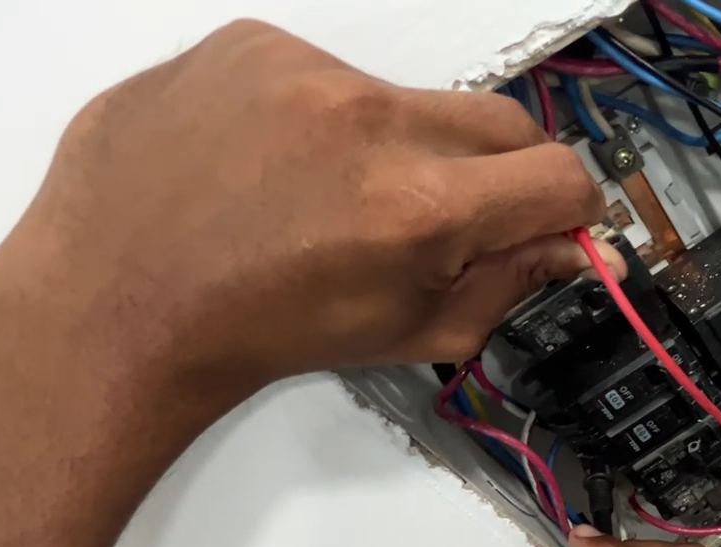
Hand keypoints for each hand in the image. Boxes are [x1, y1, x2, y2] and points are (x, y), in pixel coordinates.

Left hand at [0, 19, 618, 400]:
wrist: (133, 293)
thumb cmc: (291, 328)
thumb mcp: (430, 328)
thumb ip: (519, 280)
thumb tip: (587, 253)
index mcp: (423, 207)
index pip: (562, 177)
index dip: (579, 211)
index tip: (562, 230)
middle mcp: (374, 121)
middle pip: (514, 124)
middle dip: (520, 175)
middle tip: (481, 218)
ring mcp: (311, 70)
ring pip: (436, 102)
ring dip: (437, 150)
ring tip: (375, 194)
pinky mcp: (257, 42)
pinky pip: (357, 80)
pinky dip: (361, 125)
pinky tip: (314, 164)